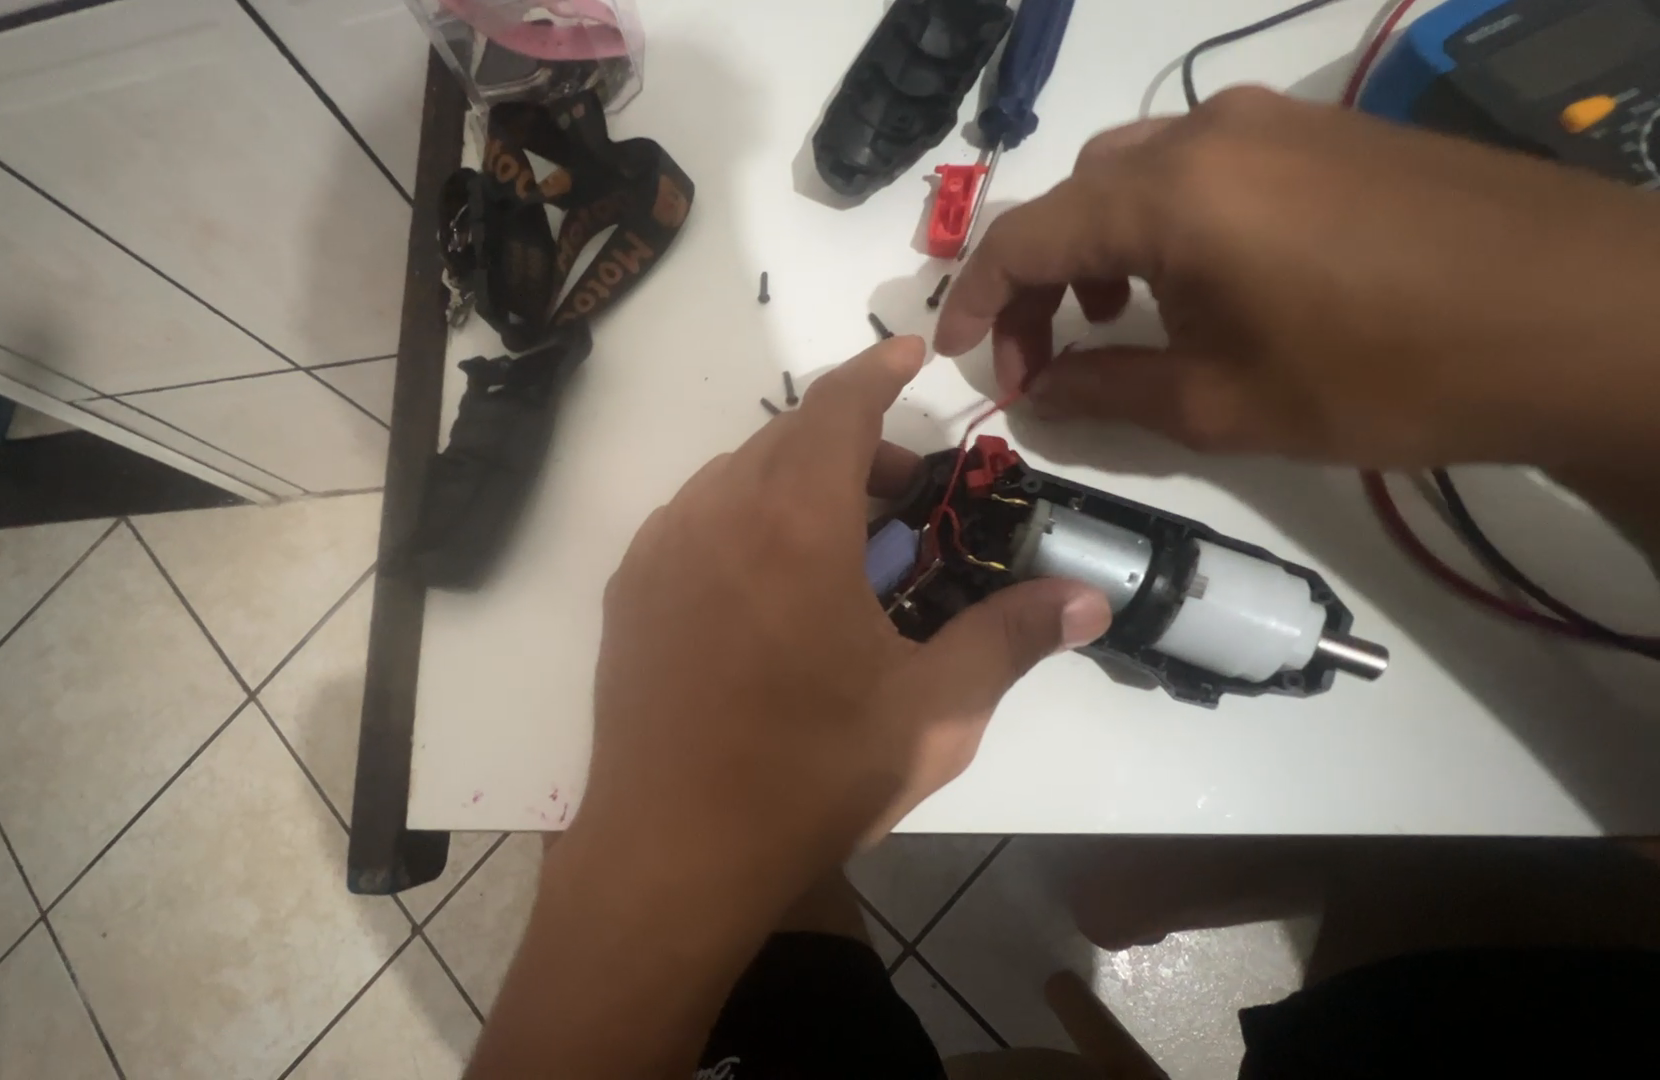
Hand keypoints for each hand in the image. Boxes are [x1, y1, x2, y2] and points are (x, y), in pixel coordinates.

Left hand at [573, 336, 1110, 901]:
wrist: (674, 847)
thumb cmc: (809, 775)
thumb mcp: (931, 712)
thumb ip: (1008, 638)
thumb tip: (1087, 599)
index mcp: (792, 523)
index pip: (838, 406)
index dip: (879, 369)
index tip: (911, 354)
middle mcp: (714, 513)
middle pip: (787, 438)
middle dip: (849, 444)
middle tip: (898, 496)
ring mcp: (658, 549)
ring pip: (734, 477)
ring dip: (791, 483)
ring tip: (832, 546)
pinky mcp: (627, 588)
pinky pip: (691, 520)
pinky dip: (738, 519)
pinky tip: (762, 585)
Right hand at [935, 87, 1659, 472]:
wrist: (1599, 323)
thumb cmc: (1386, 373)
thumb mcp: (1215, 403)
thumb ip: (1101, 391)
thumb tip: (1037, 392)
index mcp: (1170, 198)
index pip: (1022, 238)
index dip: (974, 301)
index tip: (956, 358)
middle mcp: (1207, 139)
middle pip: (1068, 202)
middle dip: (1031, 286)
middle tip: (1037, 363)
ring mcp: (1270, 125)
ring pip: (1126, 178)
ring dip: (1088, 252)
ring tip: (1104, 321)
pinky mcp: (1318, 135)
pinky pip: (1194, 169)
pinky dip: (1152, 227)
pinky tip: (1183, 283)